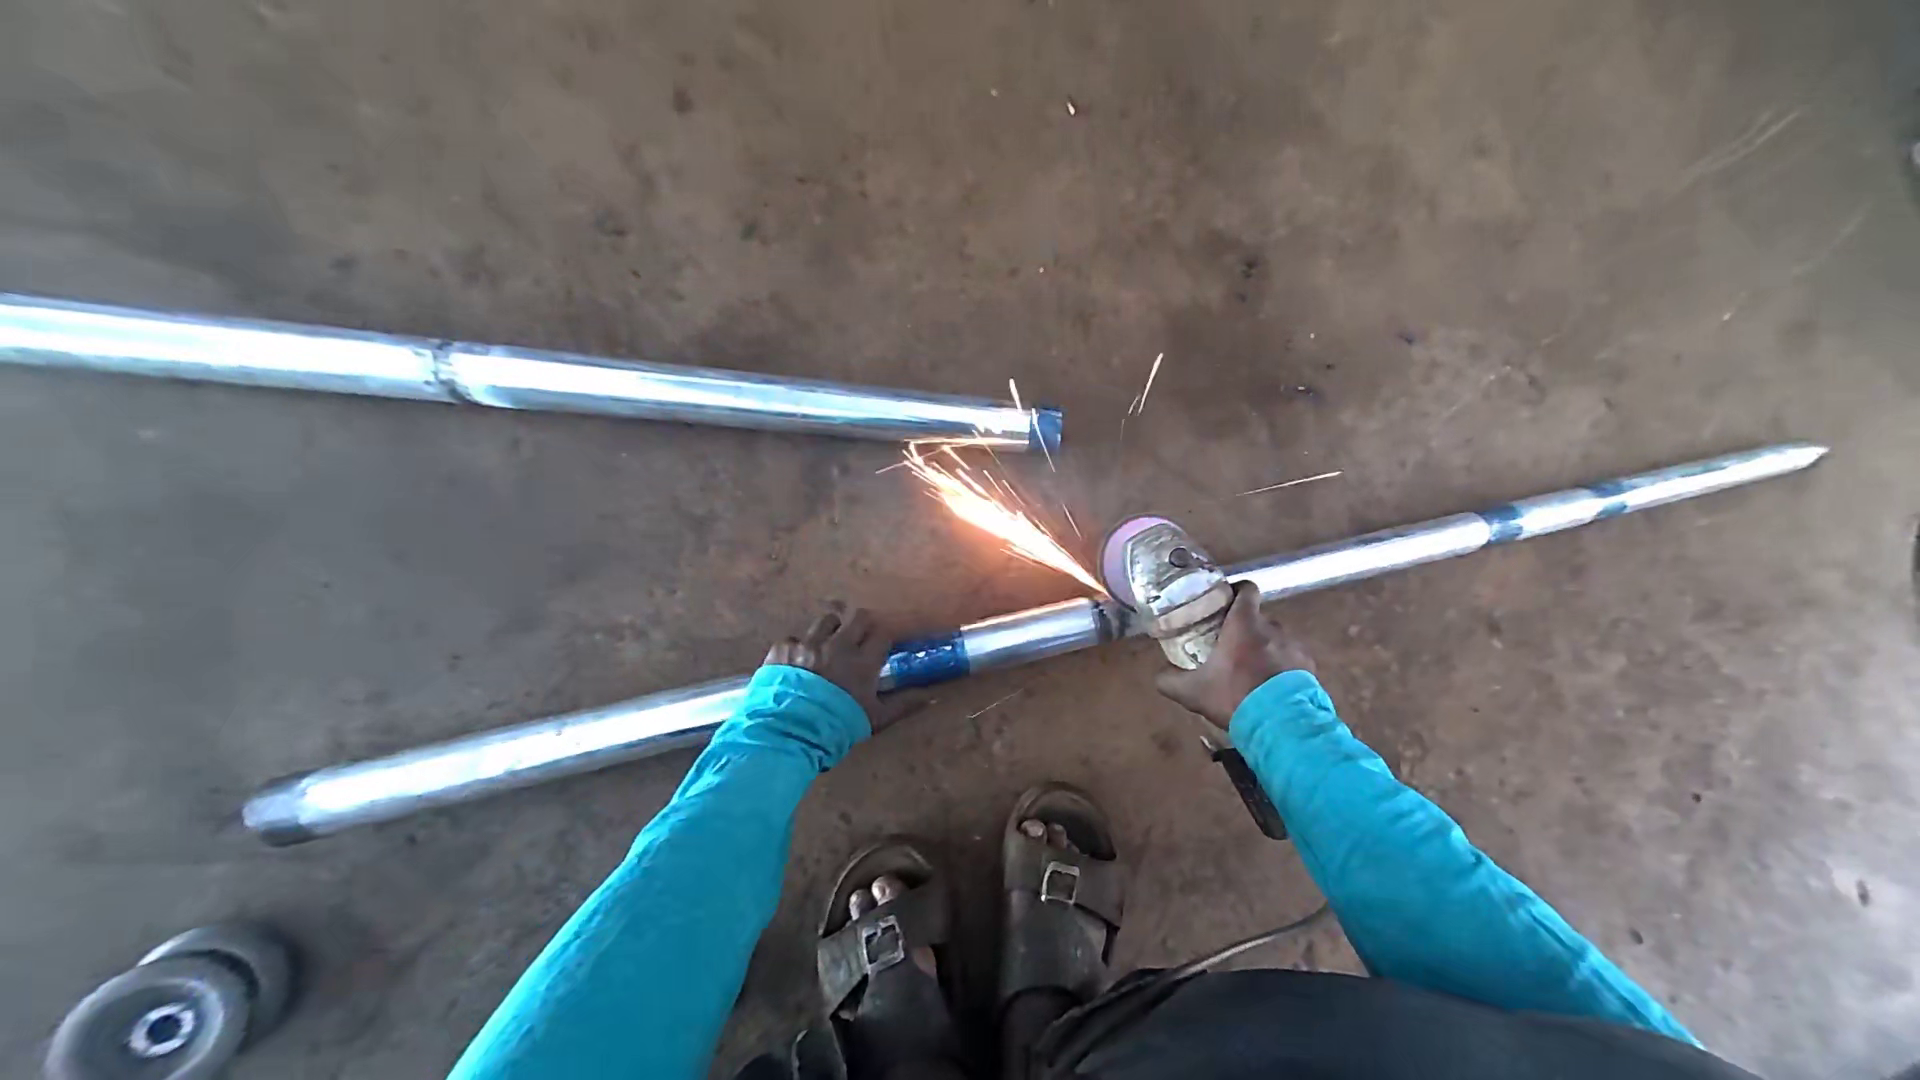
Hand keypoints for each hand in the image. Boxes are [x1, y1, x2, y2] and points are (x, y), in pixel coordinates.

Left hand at [764, 604, 896, 730]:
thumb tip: (933, 698)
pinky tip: (796, 663)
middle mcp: (838, 645)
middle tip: (858, 638)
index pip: (882, 634)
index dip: (884, 638)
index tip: (882, 647)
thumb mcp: (875, 719)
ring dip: (830, 630)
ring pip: (825, 620)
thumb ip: (904, 705)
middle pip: (858, 617)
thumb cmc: (837, 727)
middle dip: (861, 624)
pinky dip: (797, 648)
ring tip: (827, 646)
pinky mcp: (783, 649)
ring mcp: (809, 644)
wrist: (788, 733)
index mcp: (863, 661)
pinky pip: (793, 638)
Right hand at [1154, 581, 1312, 727]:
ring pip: (1275, 638)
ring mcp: (1294, 646)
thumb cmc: (1235, 697)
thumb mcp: (1192, 692)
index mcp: (1244, 624)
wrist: (1283, 727)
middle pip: (1257, 617)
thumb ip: (1170, 680)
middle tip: (1228, 645)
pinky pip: (1291, 658)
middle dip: (1244, 628)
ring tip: (1251, 670)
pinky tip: (1270, 686)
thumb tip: (1160, 675)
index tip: (1223, 602)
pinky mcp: (1309, 666)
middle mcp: (1273, 628)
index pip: (1246, 589)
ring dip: (1263, 648)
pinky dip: (1280, 666)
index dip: (1235, 591)